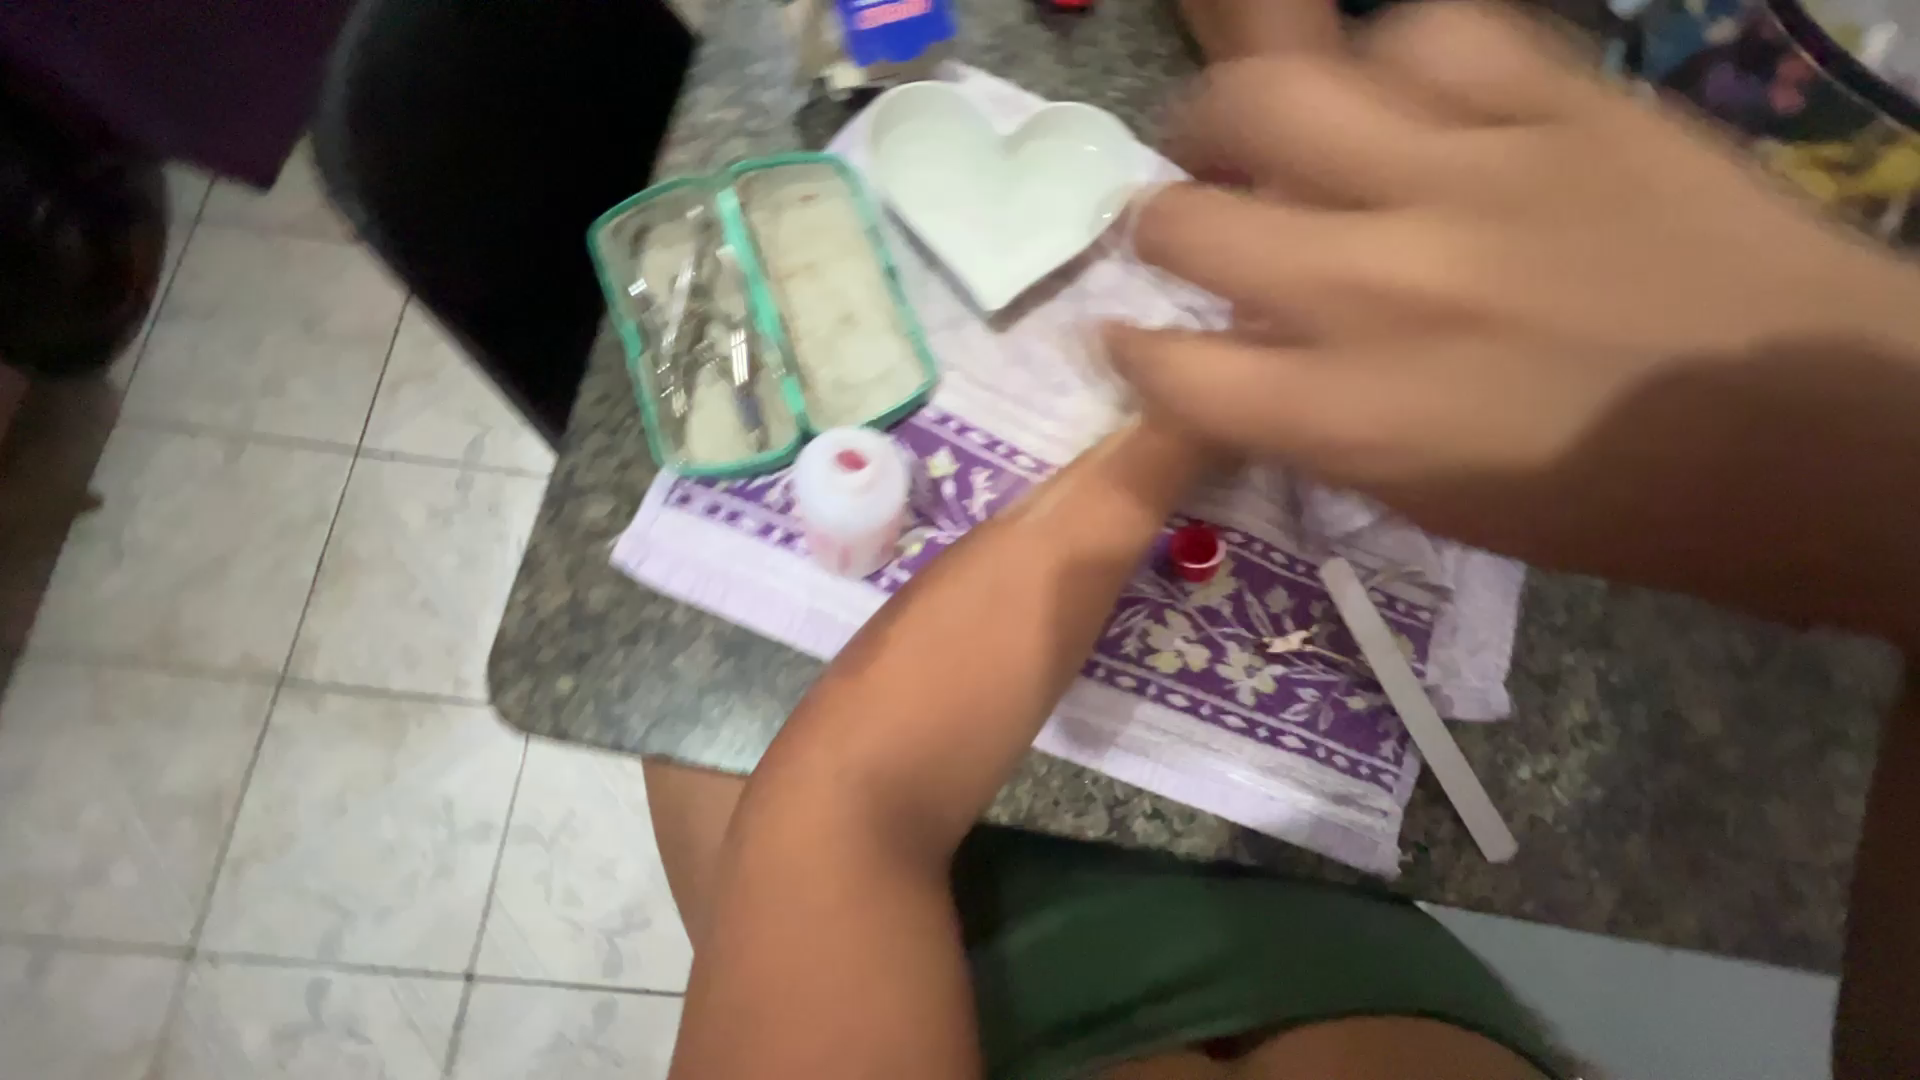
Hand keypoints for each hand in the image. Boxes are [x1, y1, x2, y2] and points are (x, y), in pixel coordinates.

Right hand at [1111, 1, 1919, 641]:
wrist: (1801, 435)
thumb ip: (1292, 418)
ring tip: (1235, 131)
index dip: (1126, 349)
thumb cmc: (1573, 498)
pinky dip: (1379, 59)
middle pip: (1188, 221)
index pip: (1168, 367)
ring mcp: (1466, 182)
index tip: (1120, 336)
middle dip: (1151, 224)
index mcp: (1339, 412)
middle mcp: (1376, 289)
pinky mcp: (1562, 108)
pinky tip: (1380, 97)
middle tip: (1170, 222)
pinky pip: (1426, 33)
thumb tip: (1225, 353)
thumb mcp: (1398, 492)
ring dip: (1222, 116)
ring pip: (1275, 94)